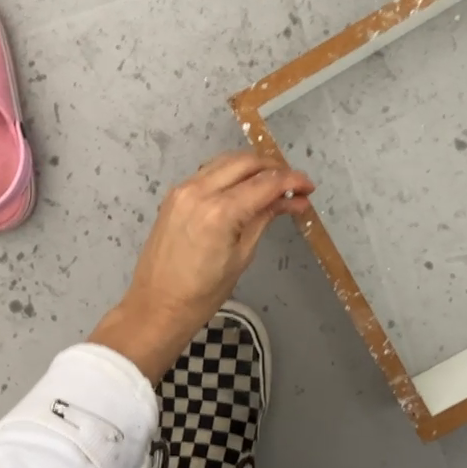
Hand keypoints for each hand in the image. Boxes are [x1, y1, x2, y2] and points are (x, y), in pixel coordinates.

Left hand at [89, 151, 313, 380]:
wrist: (157, 305)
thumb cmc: (202, 293)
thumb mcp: (242, 256)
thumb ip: (265, 219)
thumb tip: (294, 202)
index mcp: (219, 212)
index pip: (265, 183)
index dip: (292, 181)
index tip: (309, 187)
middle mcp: (199, 191)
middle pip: (246, 162)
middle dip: (274, 168)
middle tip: (294, 185)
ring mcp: (183, 190)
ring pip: (226, 161)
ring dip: (253, 167)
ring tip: (273, 185)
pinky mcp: (175, 195)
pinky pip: (208, 172)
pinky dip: (231, 173)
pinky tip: (244, 188)